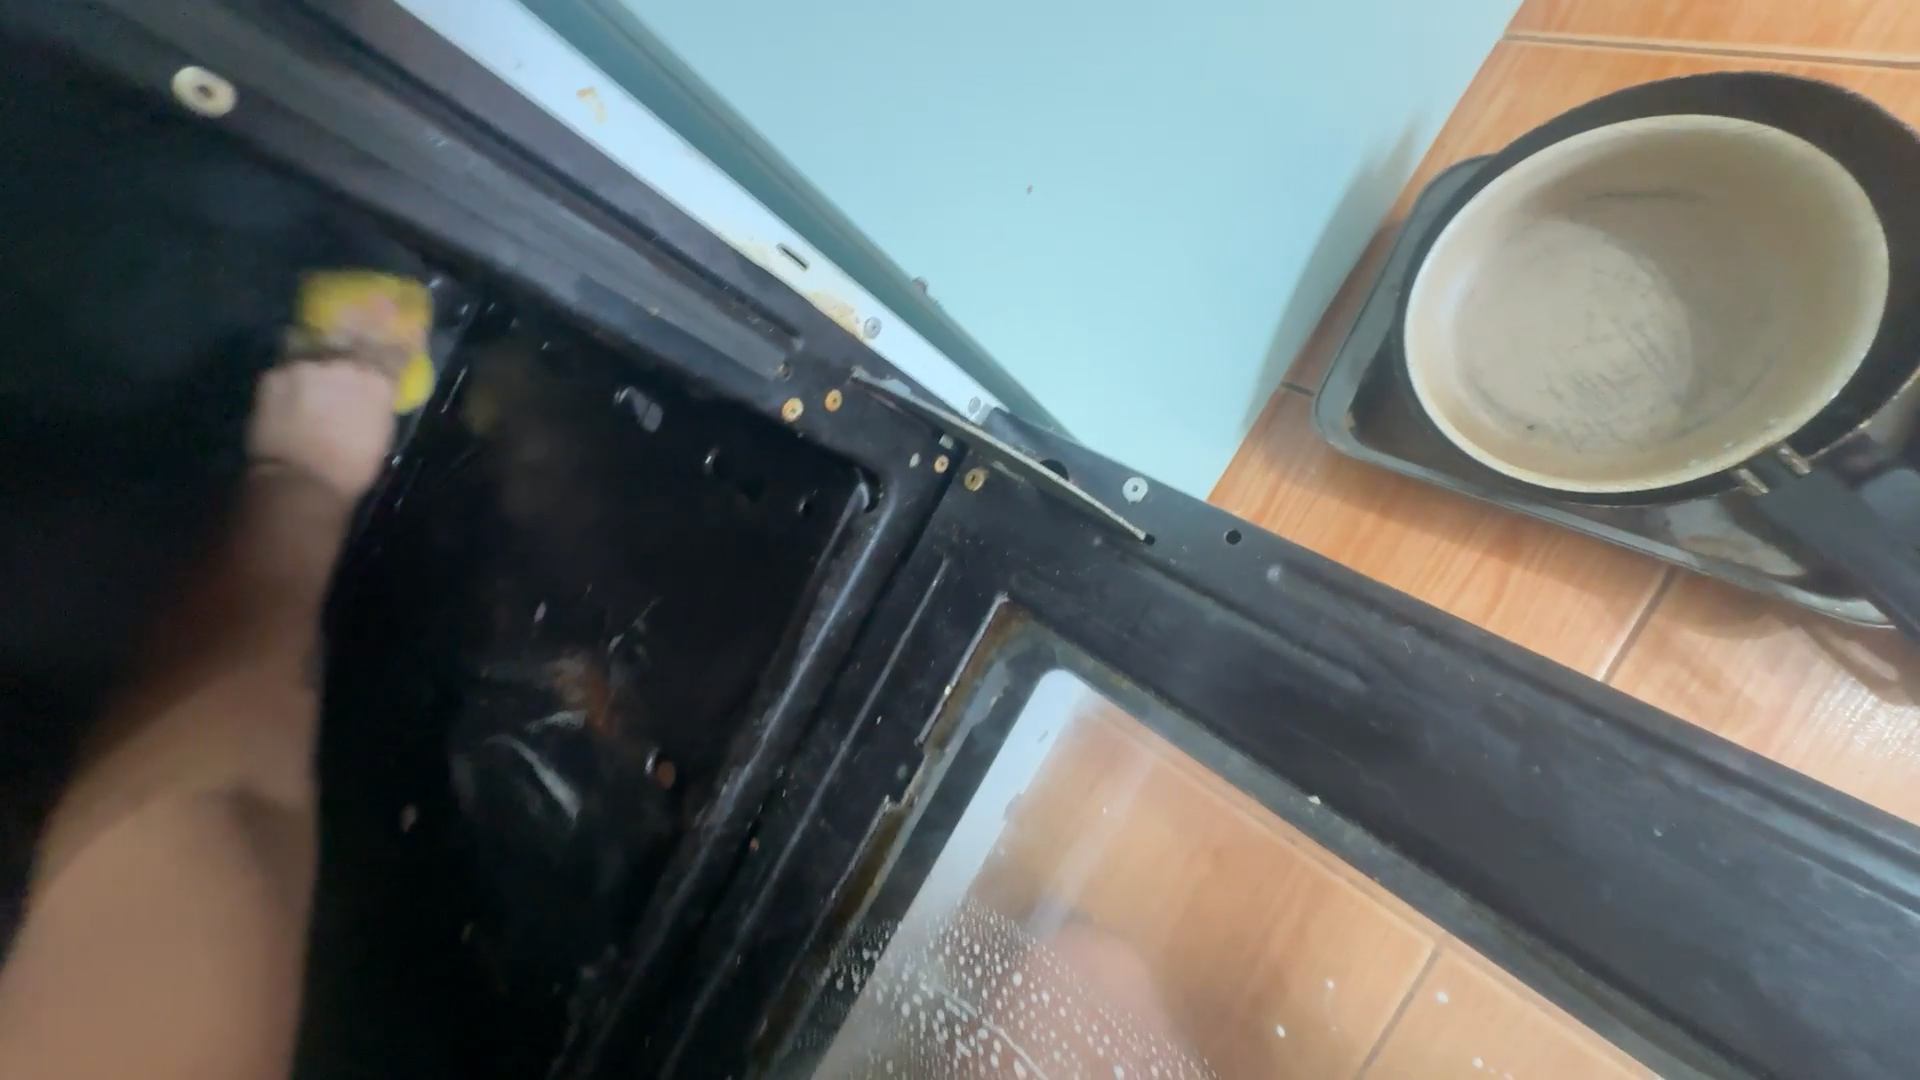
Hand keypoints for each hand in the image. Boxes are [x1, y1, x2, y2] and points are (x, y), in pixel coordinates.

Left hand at [246, 360, 396, 500]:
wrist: (301, 476)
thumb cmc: (355, 463)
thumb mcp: (382, 428)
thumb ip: (378, 400)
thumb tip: (372, 390)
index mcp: (378, 379)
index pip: (392, 353)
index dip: (391, 355)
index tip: (391, 357)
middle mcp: (343, 362)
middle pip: (350, 347)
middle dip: (352, 356)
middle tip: (348, 368)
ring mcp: (304, 365)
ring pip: (316, 354)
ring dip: (319, 365)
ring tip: (317, 379)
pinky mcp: (273, 373)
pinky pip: (289, 368)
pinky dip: (294, 378)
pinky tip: (294, 394)